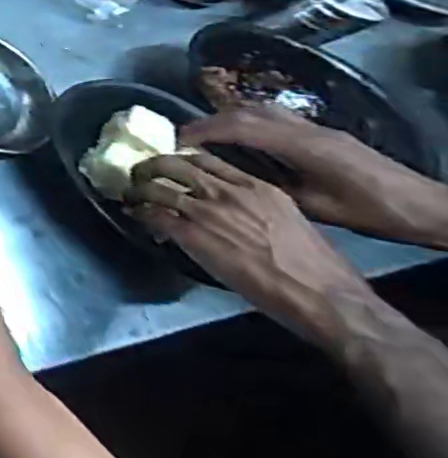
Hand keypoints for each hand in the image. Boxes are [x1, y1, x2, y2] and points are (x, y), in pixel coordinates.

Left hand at [126, 150, 376, 345]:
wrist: (325, 298)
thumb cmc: (317, 267)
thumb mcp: (290, 219)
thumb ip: (255, 204)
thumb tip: (230, 205)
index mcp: (258, 188)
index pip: (204, 158)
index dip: (179, 158)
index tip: (168, 164)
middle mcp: (228, 193)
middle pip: (170, 164)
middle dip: (148, 167)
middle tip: (140, 175)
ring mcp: (206, 212)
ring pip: (152, 188)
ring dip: (136, 191)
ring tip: (131, 196)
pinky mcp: (190, 234)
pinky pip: (150, 215)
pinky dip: (138, 214)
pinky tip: (136, 216)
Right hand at [181, 106, 447, 248]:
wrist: (437, 210)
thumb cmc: (378, 213)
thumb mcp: (320, 208)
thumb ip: (272, 187)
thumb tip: (229, 179)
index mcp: (305, 146)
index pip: (239, 127)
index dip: (201, 131)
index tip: (174, 142)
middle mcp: (308, 130)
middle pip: (244, 112)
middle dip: (206, 122)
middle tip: (181, 138)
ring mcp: (318, 129)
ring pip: (259, 109)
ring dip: (225, 118)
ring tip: (205, 135)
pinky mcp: (325, 134)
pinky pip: (273, 117)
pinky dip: (246, 121)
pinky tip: (241, 137)